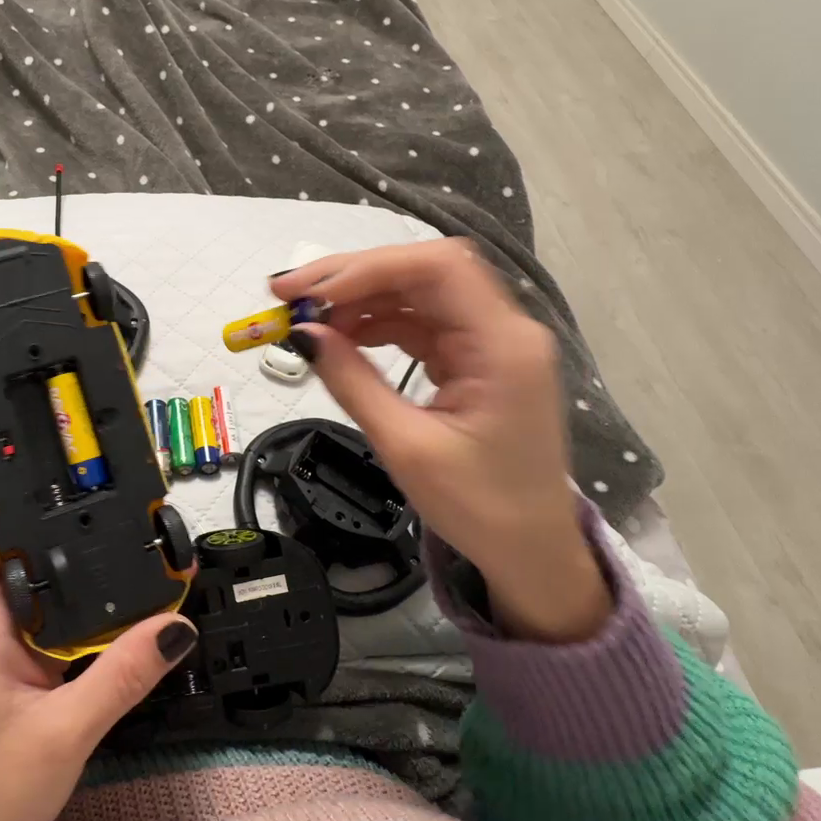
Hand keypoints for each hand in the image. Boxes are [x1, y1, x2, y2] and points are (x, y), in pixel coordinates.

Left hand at [0, 450, 197, 820]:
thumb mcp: (63, 732)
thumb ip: (119, 678)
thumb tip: (176, 623)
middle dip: (16, 485)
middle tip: (54, 444)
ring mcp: (6, 637)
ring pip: (24, 565)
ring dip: (43, 525)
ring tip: (81, 487)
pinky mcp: (25, 658)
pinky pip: (49, 601)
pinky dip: (71, 575)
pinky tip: (102, 568)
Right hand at [271, 240, 609, 642]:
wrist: (532, 553)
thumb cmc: (479, 508)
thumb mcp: (406, 446)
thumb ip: (352, 380)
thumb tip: (301, 333)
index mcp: (503, 346)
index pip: (436, 268)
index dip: (366, 267)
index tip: (307, 292)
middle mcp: (503, 329)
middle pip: (423, 271)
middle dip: (353, 276)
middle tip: (288, 293)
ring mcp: (490, 342)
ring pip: (417, 292)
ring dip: (359, 297)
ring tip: (306, 316)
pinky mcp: (475, 358)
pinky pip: (420, 322)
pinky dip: (376, 322)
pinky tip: (340, 334)